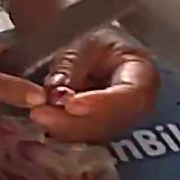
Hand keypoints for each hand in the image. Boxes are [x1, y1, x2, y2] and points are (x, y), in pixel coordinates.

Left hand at [27, 28, 158, 142]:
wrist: (89, 50)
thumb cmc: (92, 42)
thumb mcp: (82, 42)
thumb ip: (71, 66)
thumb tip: (56, 94)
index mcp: (142, 77)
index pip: (130, 96)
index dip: (101, 104)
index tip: (72, 105)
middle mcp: (135, 107)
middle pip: (110, 122)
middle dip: (73, 121)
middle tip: (40, 114)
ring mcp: (117, 122)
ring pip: (92, 134)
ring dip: (62, 129)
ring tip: (36, 115)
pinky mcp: (96, 130)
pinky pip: (79, 137)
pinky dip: (58, 131)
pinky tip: (40, 122)